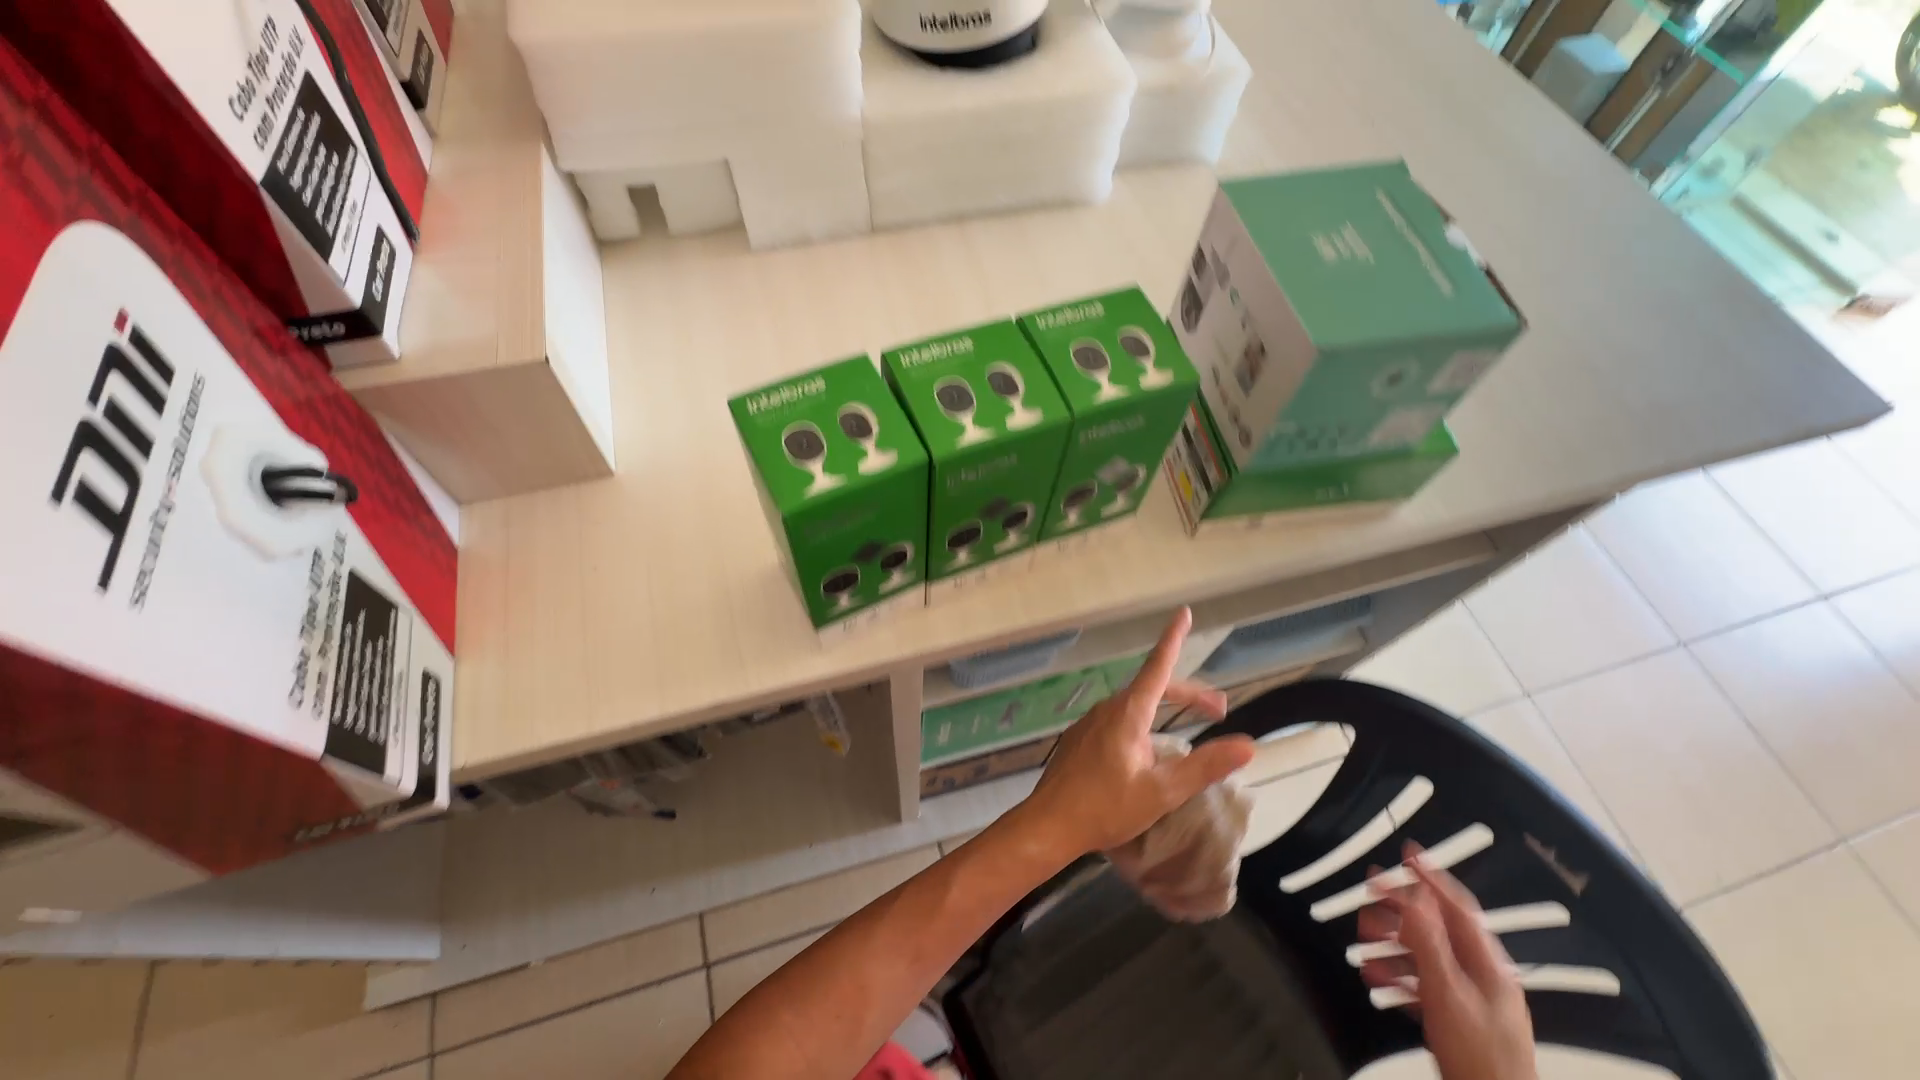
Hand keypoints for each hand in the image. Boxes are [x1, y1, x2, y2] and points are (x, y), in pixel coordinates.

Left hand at [1017, 607, 1255, 858]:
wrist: (1048, 824)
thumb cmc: (1105, 808)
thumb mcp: (1163, 791)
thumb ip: (1205, 767)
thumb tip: (1248, 745)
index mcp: (1128, 713)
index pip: (1158, 666)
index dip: (1174, 639)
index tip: (1184, 613)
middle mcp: (1107, 710)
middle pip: (1152, 688)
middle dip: (1188, 694)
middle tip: (1219, 711)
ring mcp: (1089, 723)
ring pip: (1135, 706)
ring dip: (1164, 711)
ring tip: (1185, 736)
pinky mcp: (1079, 740)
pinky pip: (1117, 722)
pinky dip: (1141, 726)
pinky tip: (1145, 754)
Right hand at [1358, 843, 1537, 1079]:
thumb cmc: (1478, 1055)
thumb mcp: (1447, 993)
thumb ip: (1430, 943)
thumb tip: (1415, 898)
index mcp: (1486, 963)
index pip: (1457, 907)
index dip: (1431, 877)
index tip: (1407, 853)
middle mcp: (1481, 974)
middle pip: (1437, 927)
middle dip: (1400, 909)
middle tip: (1371, 894)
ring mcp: (1470, 996)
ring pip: (1427, 954)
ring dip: (1393, 942)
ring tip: (1365, 936)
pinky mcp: (1456, 1017)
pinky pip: (1423, 982)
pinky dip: (1399, 974)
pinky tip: (1379, 976)